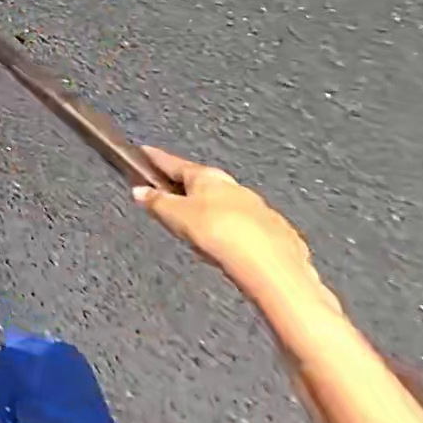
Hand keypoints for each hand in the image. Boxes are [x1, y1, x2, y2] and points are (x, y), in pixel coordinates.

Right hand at [132, 146, 322, 301]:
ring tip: (197, 227)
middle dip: (187, 189)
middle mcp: (237, 188)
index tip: (145, 151)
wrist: (272, 271)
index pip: (173, 162)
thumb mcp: (169, 214)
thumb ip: (152, 200)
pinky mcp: (282, 237)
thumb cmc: (218, 233)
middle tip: (169, 198)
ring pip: (229, 206)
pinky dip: (235, 231)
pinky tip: (228, 245)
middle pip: (204, 184)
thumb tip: (141, 191)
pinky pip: (250, 228)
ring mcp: (263, 212)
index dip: (155, 158)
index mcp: (208, 176)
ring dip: (212, 211)